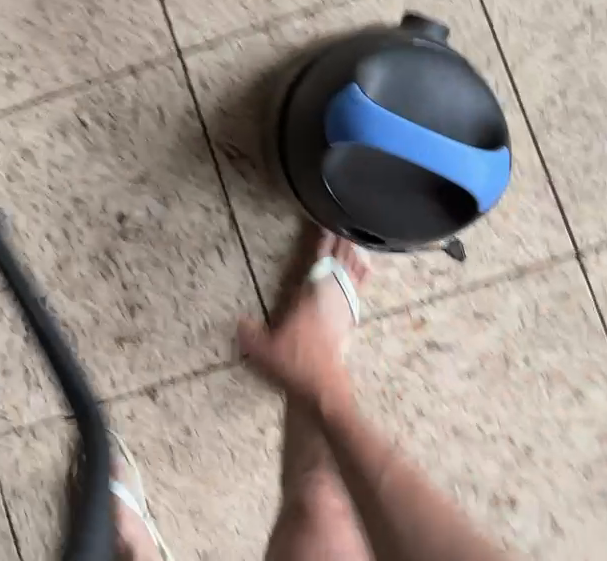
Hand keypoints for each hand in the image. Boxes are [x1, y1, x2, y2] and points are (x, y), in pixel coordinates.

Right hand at [236, 232, 368, 413]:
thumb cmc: (295, 365)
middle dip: (341, 238)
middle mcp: (330, 295)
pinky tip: (367, 266)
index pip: (318, 259)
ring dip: (354, 251)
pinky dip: (362, 272)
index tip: (324, 221)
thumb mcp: (264, 350)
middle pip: (339, 259)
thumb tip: (238, 323)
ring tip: (356, 234)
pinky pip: (359, 287)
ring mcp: (343, 306)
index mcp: (310, 294)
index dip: (321, 239)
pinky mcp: (350, 318)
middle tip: (344, 218)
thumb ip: (250, 335)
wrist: (325, 389)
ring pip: (352, 270)